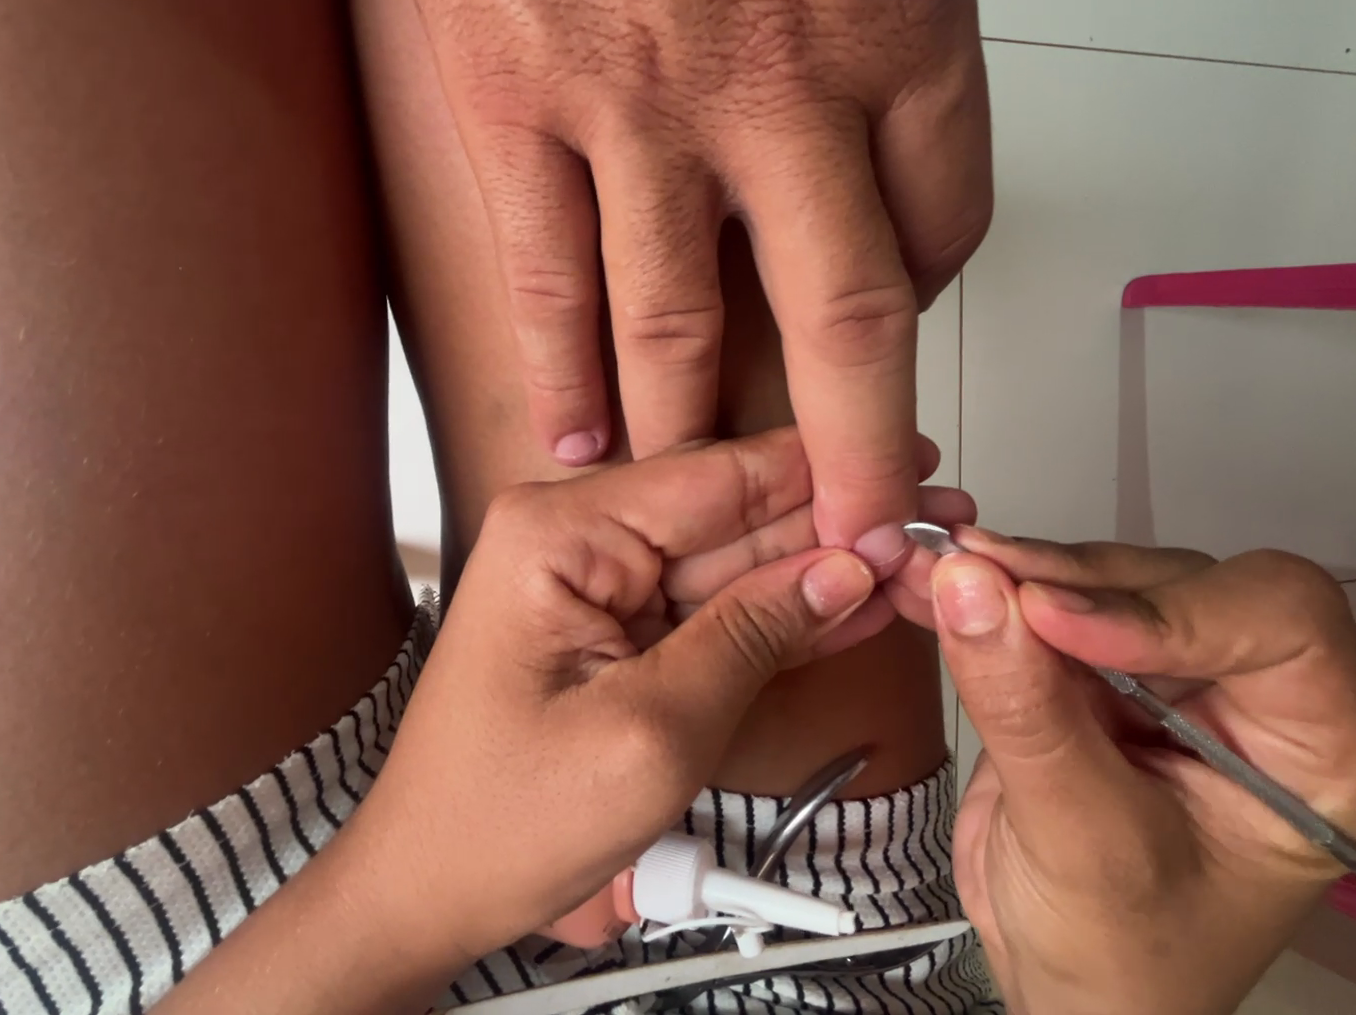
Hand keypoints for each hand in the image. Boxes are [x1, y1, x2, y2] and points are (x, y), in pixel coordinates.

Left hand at [321, 430, 882, 970]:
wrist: (432, 883)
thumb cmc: (497, 817)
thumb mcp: (649, 732)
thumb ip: (750, 637)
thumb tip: (839, 571)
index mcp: (559, 533)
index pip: (716, 477)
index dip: (820, 475)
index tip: (904, 472)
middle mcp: (574, 538)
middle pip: (729, 514)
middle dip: (828, 527)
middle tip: (923, 527)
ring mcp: (596, 583)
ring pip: (729, 562)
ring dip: (814, 573)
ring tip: (903, 568)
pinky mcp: (616, 628)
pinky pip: (708, 609)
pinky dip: (773, 617)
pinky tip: (843, 610)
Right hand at [391, 0, 991, 554]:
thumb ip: (893, 21)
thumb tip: (883, 173)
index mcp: (889, 17)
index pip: (939, 222)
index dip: (921, 304)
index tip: (890, 343)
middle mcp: (774, 86)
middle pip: (841, 321)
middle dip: (852, 449)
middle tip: (853, 533)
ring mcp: (638, 107)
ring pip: (679, 323)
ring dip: (692, 432)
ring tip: (693, 501)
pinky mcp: (519, 107)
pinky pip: (553, 278)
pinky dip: (563, 374)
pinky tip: (575, 439)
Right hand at [930, 531, 1355, 1014]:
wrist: (1065, 978)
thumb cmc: (1119, 947)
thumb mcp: (1079, 836)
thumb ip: (1025, 709)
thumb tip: (963, 582)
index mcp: (1318, 743)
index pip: (1274, 620)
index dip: (1161, 605)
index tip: (1045, 616)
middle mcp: (1250, 689)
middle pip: (1171, 583)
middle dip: (1062, 578)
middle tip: (962, 570)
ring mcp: (1166, 672)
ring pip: (1094, 579)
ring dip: (1008, 571)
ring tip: (930, 566)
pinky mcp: (1091, 669)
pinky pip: (1038, 605)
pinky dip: (981, 590)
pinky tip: (929, 581)